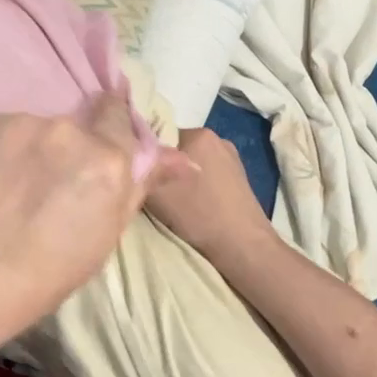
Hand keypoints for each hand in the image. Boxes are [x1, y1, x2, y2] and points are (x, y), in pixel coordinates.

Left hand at [0, 94, 189, 346]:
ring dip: (30, 149)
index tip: (91, 159)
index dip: (106, 137)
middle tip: (45, 191)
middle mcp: (65, 130)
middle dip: (67, 150)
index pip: (118, 116)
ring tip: (7, 192)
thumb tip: (186, 158)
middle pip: (75, 125)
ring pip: (33, 128)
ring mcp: (16, 123)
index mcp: (107, 162)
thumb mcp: (103, 239)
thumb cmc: (39, 279)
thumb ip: (140, 188)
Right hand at [145, 128, 277, 264]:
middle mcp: (218, 138)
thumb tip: (135, 155)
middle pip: (178, 147)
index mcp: (198, 134)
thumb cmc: (195, 212)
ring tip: (177, 201)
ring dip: (182, 176)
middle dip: (166, 165)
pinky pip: (209, 174)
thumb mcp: (153, 190)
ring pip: (194, 162)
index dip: (148, 155)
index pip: (160, 134)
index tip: (142, 175)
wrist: (241, 243)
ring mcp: (232, 158)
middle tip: (157, 191)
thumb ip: (141, 166)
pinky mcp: (241, 177)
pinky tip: (197, 204)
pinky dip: (199, 185)